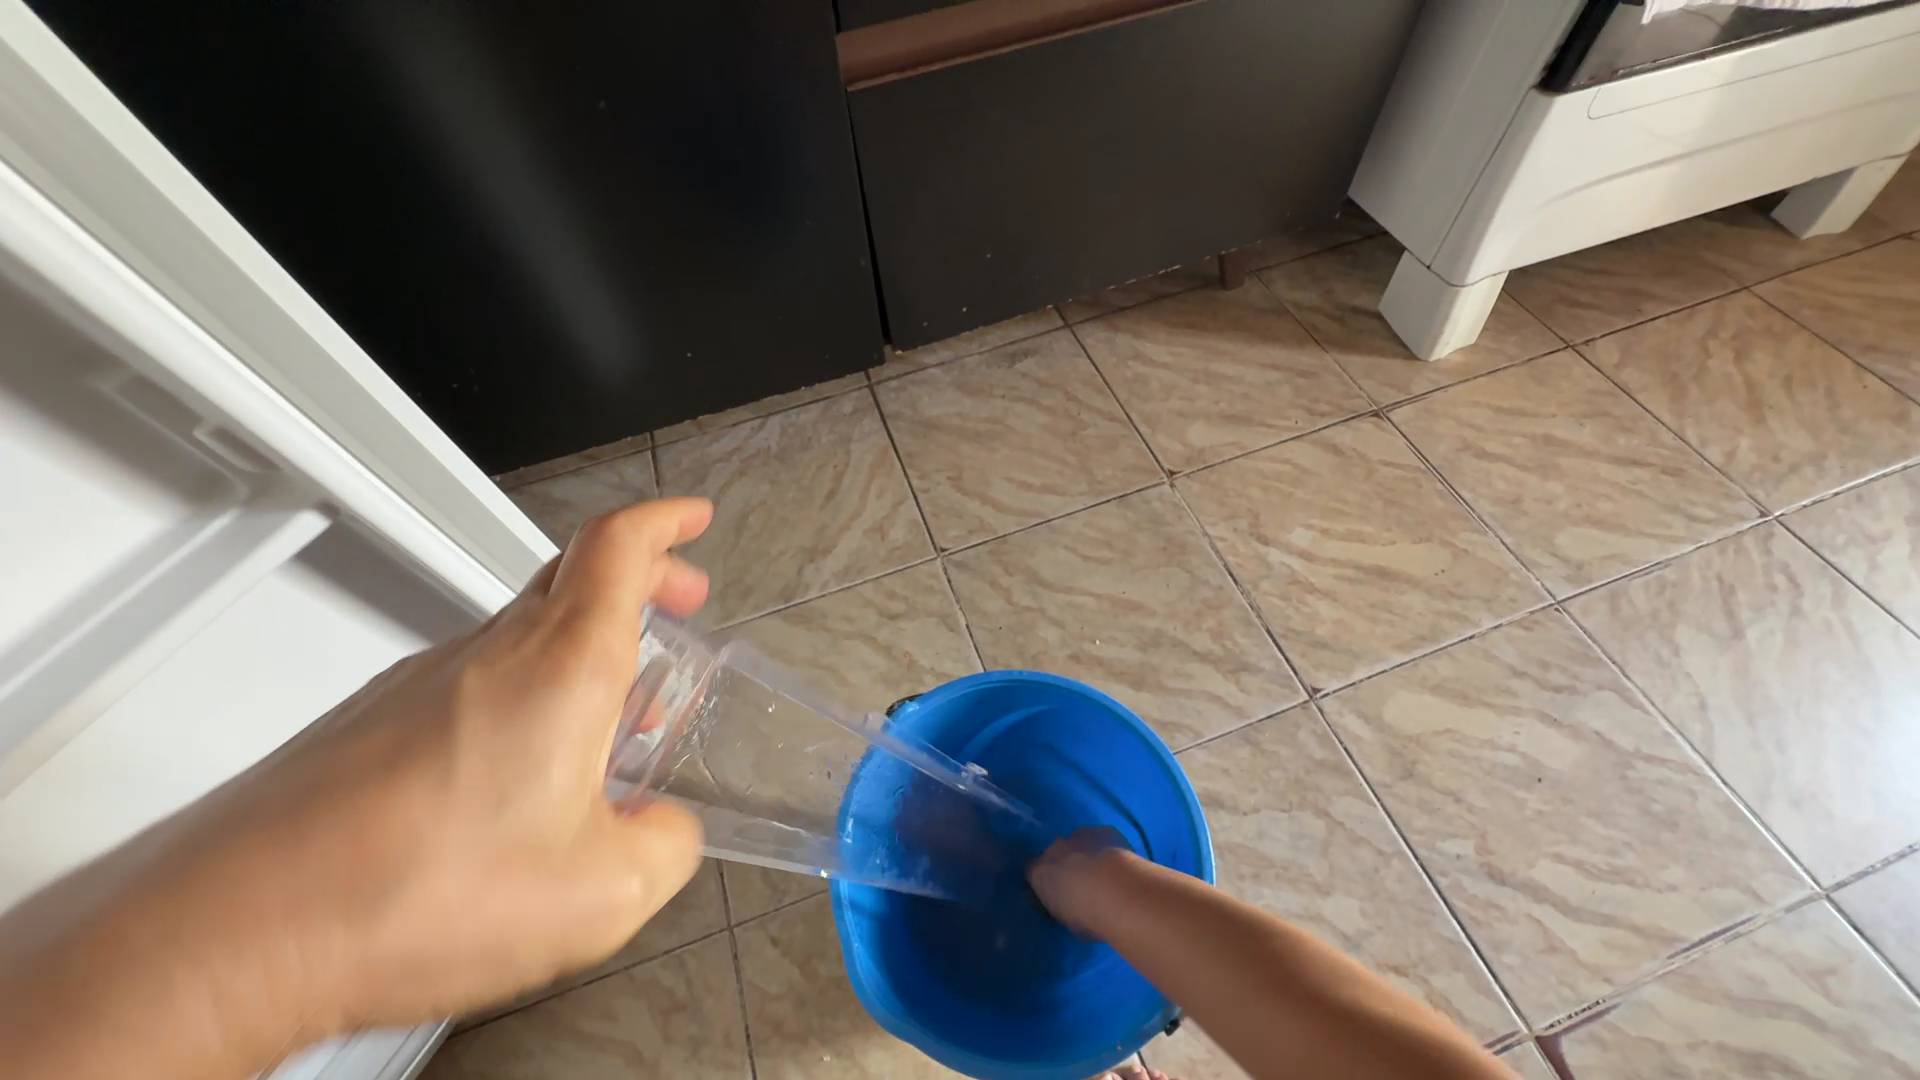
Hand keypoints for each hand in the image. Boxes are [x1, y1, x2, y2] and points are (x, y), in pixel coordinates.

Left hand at [0, 498, 714, 1078]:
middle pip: (576, 572)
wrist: (225, 937)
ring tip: (619, 705)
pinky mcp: (377, 718)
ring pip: (527, 624)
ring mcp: (426, 679)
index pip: (619, 546)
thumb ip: (667, 846)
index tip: (693, 517)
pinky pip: (479, 672)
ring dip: (589, 640)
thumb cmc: (406, 894)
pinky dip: (532, 684)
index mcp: (563, 667)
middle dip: (643, 575)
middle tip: (679, 599)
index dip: (665, 521)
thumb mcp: (603, 893)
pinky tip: (532, 760)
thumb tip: (664, 830)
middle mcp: (492, 652)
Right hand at [1026, 826, 1136, 935]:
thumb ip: (1061, 907)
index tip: (1055, 893)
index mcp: (1039, 873)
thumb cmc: (1086, 916)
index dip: (1045, 881)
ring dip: (1086, 854)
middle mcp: (1054, 849)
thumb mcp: (1066, 920)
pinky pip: (1102, 838)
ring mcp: (1079, 836)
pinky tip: (1119, 864)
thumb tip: (1066, 905)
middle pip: (1056, 853)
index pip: (1034, 873)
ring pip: (1079, 842)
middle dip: (1066, 864)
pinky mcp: (1105, 830)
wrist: (1116, 891)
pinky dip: (1107, 848)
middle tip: (1081, 883)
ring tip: (1103, 873)